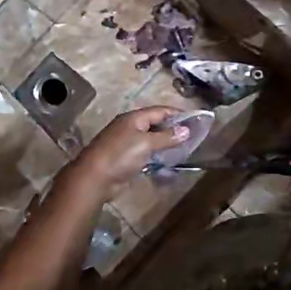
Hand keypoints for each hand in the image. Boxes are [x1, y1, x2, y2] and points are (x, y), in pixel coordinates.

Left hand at [65, 106, 190, 190]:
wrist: (95, 178)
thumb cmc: (120, 155)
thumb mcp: (146, 143)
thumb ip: (167, 136)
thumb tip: (186, 130)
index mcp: (133, 118)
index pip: (159, 110)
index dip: (177, 113)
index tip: (195, 119)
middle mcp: (130, 127)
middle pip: (155, 123)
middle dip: (172, 128)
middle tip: (192, 135)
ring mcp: (127, 143)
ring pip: (151, 139)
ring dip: (165, 142)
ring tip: (184, 147)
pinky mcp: (126, 159)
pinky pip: (146, 152)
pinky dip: (157, 154)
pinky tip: (168, 160)